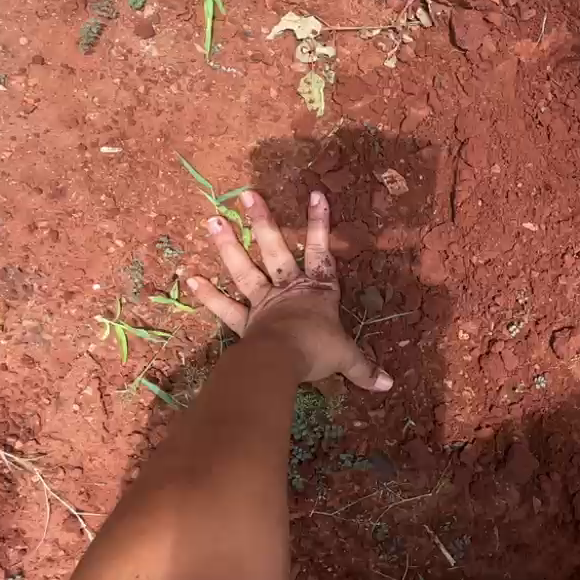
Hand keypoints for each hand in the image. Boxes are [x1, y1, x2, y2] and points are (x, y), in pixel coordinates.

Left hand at [186, 188, 392, 391]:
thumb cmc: (317, 350)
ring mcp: (263, 303)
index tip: (316, 194)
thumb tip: (388, 385)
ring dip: (228, 246)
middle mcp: (288, 290)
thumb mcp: (347, 358)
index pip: (322, 251)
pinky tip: (191, 277)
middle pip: (276, 250)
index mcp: (318, 291)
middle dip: (263, 222)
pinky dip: (207, 294)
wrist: (281, 362)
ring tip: (212, 221)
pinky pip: (223, 307)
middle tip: (248, 194)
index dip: (320, 223)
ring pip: (245, 270)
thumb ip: (364, 368)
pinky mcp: (244, 322)